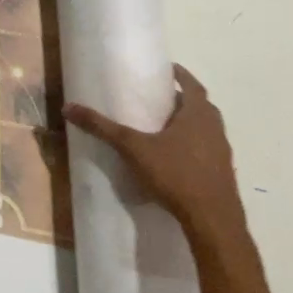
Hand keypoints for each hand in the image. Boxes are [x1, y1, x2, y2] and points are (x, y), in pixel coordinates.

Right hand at [64, 64, 244, 230]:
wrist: (213, 223)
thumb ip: (102, 127)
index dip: (182, 75)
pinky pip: (208, 150)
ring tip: (165, 124)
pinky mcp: (223, 175)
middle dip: (184, 99)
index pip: (194, 86)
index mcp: (198, 117)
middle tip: (161, 96)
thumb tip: (68, 107)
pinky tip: (175, 155)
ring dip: (191, 122)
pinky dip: (194, 144)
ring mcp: (222, 155)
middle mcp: (215, 131)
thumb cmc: (175, 174)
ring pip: (208, 129)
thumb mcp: (132, 147)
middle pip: (203, 107)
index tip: (168, 69)